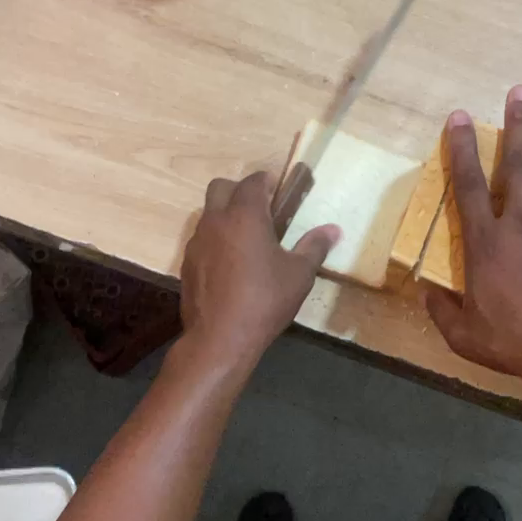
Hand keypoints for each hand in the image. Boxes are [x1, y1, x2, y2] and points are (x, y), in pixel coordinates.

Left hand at [181, 171, 337, 365]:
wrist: (221, 338)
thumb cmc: (265, 301)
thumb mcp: (299, 275)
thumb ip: (314, 247)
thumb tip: (333, 230)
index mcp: (245, 216)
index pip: (253, 182)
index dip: (267, 182)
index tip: (280, 191)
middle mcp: (216, 221)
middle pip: (221, 188)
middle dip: (240, 191)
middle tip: (262, 211)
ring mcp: (197, 242)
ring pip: (209, 214)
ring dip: (226, 216)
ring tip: (248, 240)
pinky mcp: (188, 264)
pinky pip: (202, 240)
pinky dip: (216, 241)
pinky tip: (232, 265)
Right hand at [425, 86, 521, 404]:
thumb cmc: (513, 344)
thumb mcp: (463, 335)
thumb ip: (441, 310)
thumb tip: (425, 291)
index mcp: (486, 244)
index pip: (468, 187)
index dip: (461, 150)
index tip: (459, 118)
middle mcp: (521, 224)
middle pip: (519, 164)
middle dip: (517, 125)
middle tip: (519, 90)